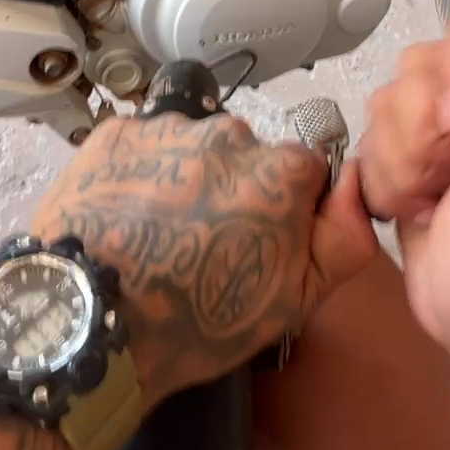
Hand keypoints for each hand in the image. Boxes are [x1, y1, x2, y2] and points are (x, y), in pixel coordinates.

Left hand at [31, 111, 376, 411]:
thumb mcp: (294, 299)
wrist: (92, 322)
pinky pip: (144, 146)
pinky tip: (126, 214)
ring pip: (193, 147)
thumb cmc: (198, 321)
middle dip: (236, 189)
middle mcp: (229, 132)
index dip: (286, 209)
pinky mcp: (117, 132)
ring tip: (159, 231)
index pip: (302, 171)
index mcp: (280, 170)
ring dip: (186, 177)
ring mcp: (169, 127)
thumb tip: (357, 185)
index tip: (259, 242)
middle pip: (246, 155)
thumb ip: (344, 238)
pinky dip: (141, 171)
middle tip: (204, 242)